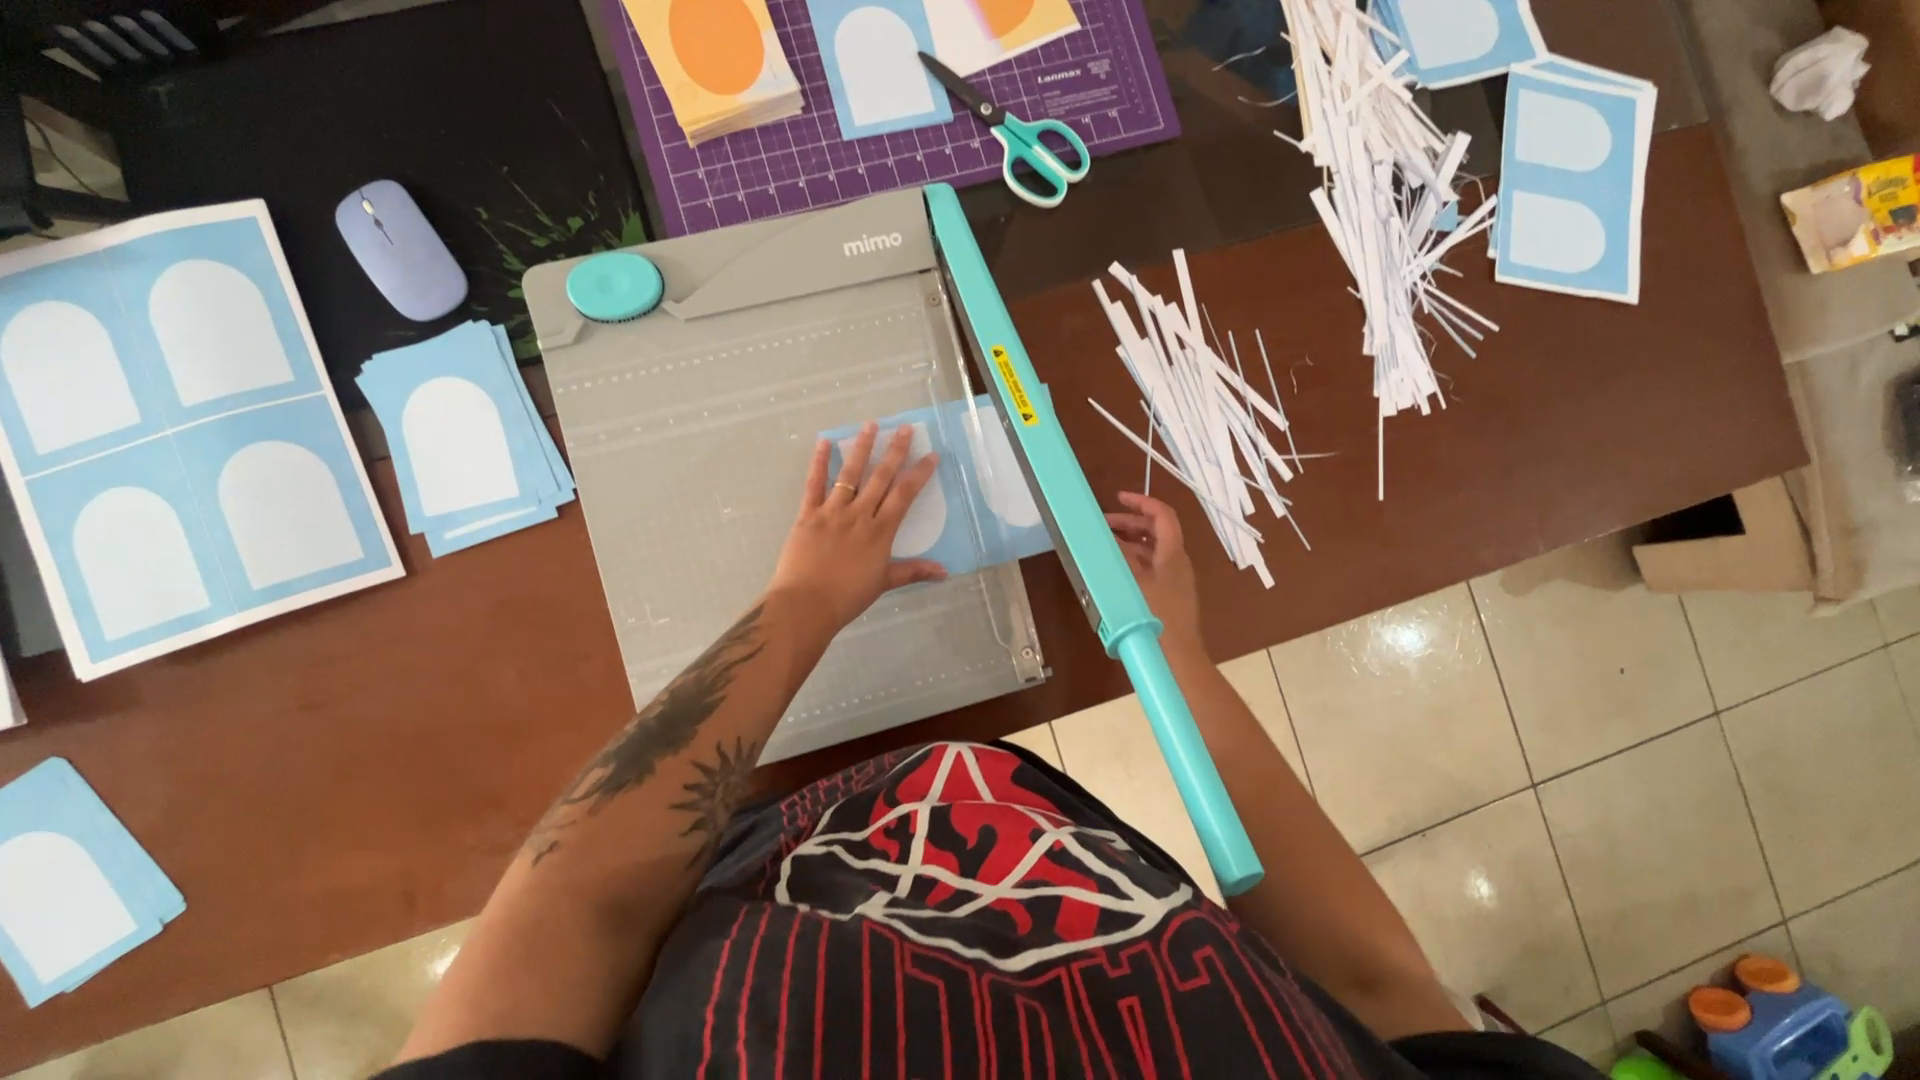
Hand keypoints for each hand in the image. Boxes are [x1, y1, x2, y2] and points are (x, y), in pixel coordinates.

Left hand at [768, 422, 945, 633]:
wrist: (805, 605)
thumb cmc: (846, 598)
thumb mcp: (882, 584)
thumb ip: (912, 572)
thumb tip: (945, 572)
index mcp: (880, 532)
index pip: (904, 495)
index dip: (919, 474)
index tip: (931, 455)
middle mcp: (859, 515)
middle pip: (880, 478)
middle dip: (895, 451)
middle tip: (905, 428)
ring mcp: (832, 512)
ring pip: (850, 474)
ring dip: (861, 448)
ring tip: (871, 425)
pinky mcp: (807, 515)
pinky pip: (813, 484)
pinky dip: (818, 462)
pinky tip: (824, 443)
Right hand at [1107, 492, 1205, 661]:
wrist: (1176, 659)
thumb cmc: (1154, 618)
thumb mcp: (1132, 583)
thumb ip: (1119, 556)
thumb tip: (1105, 535)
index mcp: (1173, 554)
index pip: (1163, 515)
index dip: (1142, 502)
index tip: (1118, 498)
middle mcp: (1178, 563)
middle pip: (1157, 531)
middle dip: (1130, 523)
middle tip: (1103, 525)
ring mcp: (1175, 581)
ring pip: (1153, 551)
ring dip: (1130, 543)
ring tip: (1104, 546)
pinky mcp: (1169, 597)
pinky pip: (1151, 569)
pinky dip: (1133, 562)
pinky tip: (1114, 572)